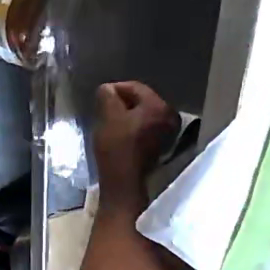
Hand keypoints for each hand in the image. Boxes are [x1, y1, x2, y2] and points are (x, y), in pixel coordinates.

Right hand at [92, 81, 177, 210]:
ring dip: (128, 115)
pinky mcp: (162, 145)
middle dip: (122, 102)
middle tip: (105, 109)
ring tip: (111, 121)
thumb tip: (107, 89)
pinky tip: (121, 133)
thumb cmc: (116, 146)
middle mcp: (169, 116)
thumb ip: (107, 96)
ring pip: (144, 114)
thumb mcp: (108, 117)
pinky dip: (134, 126)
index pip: (135, 87)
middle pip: (142, 100)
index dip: (116, 89)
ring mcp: (168, 132)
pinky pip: (146, 127)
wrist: (123, 181)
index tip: (101, 96)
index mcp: (159, 106)